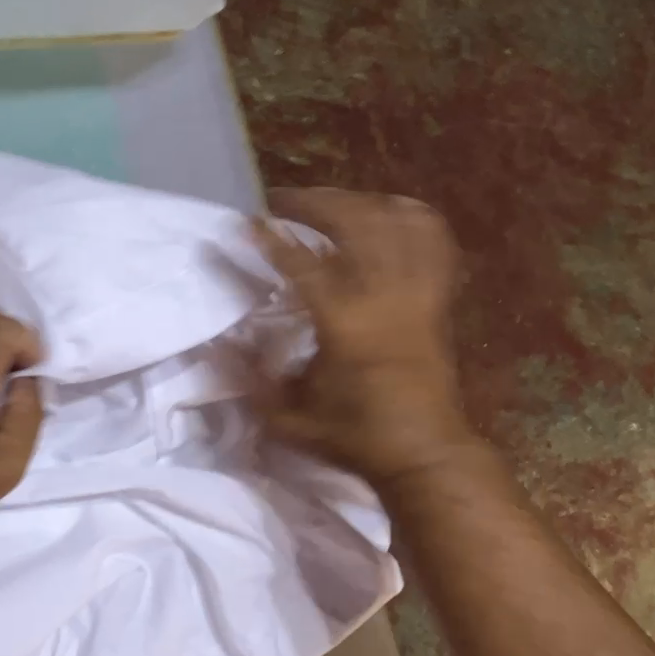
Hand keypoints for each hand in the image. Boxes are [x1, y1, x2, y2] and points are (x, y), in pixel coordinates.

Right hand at [249, 188, 479, 485]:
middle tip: (281, 202)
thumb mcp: (286, 418)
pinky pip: (432, 239)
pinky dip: (408, 216)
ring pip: (397, 220)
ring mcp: (420, 293)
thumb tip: (216, 342)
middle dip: (315, 202)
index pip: (304, 265)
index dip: (271, 240)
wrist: (425, 454)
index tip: (244, 221)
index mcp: (346, 326)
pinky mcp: (438, 298)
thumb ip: (249, 377)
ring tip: (326, 204)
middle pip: (356, 223)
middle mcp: (387, 297)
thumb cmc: (353, 438)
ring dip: (358, 202)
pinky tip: (384, 213)